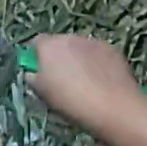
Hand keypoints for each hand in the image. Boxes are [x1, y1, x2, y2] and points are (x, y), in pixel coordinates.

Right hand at [25, 34, 145, 129]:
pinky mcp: (112, 50)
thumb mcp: (42, 94)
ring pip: (79, 48)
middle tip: (60, 79)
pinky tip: (100, 81)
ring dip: (77, 58)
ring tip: (83, 82)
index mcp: (48, 46)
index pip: (35, 42)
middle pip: (59, 43)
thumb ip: (32, 78)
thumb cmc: (71, 101)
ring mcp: (93, 42)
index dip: (35, 55)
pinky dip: (96, 63)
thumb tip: (32, 73)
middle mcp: (70, 37)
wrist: (114, 107)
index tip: (38, 70)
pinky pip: (97, 53)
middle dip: (57, 56)